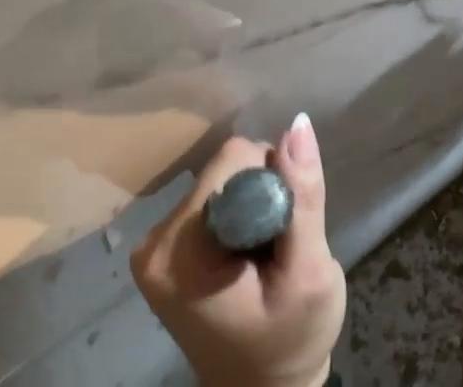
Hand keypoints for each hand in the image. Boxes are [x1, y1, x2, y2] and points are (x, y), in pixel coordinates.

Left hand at [131, 118, 346, 386]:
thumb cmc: (290, 339)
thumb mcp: (308, 271)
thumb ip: (302, 198)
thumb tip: (299, 123)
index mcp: (176, 251)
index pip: (232, 163)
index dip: (275, 181)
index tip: (289, 227)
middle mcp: (155, 242)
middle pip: (227, 168)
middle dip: (267, 193)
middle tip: (283, 245)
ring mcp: (160, 247)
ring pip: (227, 180)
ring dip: (261, 205)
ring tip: (272, 253)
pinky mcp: (172, 250)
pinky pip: (221, 200)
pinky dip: (249, 216)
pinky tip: (257, 254)